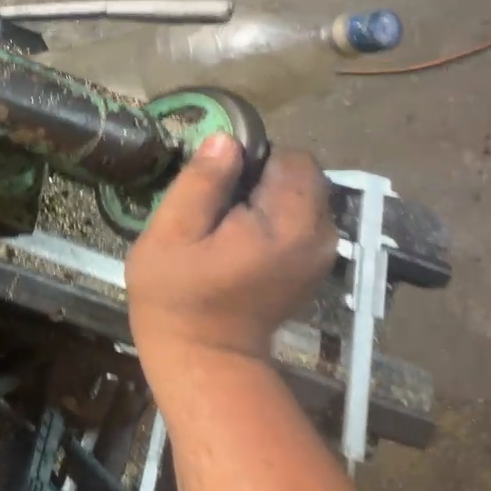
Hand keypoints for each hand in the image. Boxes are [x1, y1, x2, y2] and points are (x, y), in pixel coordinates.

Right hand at [126, 133, 336, 367]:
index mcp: (286, 223)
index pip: (290, 160)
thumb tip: (224, 140)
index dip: (249, 157)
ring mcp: (320, 253)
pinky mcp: (311, 265)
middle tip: (207, 201)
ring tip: (217, 220)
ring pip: (300, 198)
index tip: (209, 177)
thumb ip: (200, 185)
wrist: (202, 350)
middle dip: (256, 177)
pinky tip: (232, 238)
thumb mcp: (170, 234)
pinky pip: (298, 221)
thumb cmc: (175, 292)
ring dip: (262, 197)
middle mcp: (319, 234)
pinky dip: (268, 218)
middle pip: (300, 177)